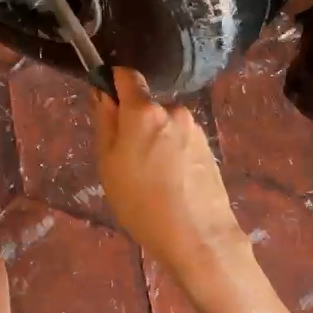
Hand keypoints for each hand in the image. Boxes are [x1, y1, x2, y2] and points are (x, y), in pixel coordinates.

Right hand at [92, 68, 242, 268]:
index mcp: (144, 111)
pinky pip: (181, 141)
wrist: (198, 237)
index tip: (105, 104)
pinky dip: (171, 154)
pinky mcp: (208, 148)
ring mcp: (195, 129)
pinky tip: (170, 185)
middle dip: (134, 123)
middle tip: (125, 160)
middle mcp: (173, 111)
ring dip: (155, 140)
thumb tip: (103, 94)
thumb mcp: (108, 163)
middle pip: (146, 106)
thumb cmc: (141, 201)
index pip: (127, 75)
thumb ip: (105, 122)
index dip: (113, 83)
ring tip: (150, 179)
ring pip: (164, 125)